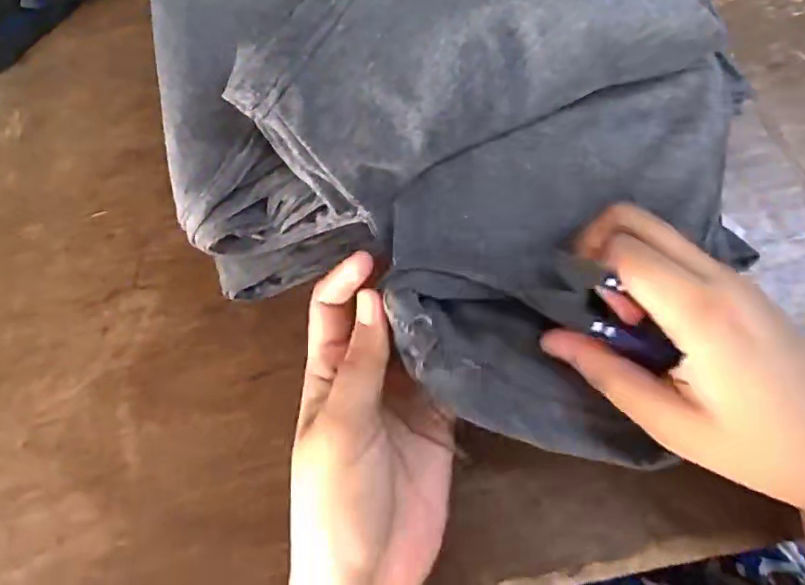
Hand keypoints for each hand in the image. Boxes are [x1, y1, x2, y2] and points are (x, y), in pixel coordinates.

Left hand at [291, 252, 455, 584]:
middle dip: (396, 285)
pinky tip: (476, 322)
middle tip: (429, 251)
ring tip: (457, 276)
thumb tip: (373, 296)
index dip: (346, 279)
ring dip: (431, 311)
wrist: (370, 576)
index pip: (332, 309)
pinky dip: (459, 348)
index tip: (373, 256)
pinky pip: (447, 371)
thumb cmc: (333, 498)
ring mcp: (403, 393)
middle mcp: (366, 372)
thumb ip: (359, 364)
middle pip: (380, 315)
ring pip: (416, 337)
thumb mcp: (339, 427)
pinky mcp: (437, 416)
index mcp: (329, 370)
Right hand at [539, 204, 804, 522]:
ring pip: (654, 227)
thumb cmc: (757, 448)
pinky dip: (648, 262)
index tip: (590, 311)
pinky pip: (675, 247)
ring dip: (623, 253)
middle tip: (592, 295)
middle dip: (595, 241)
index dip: (588, 267)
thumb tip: (550, 337)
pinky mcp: (737, 279)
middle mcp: (714, 274)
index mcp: (699, 310)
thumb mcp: (673, 425)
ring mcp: (730, 272)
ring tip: (629, 314)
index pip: (623, 248)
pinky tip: (658, 317)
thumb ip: (608, 373)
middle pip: (633, 216)